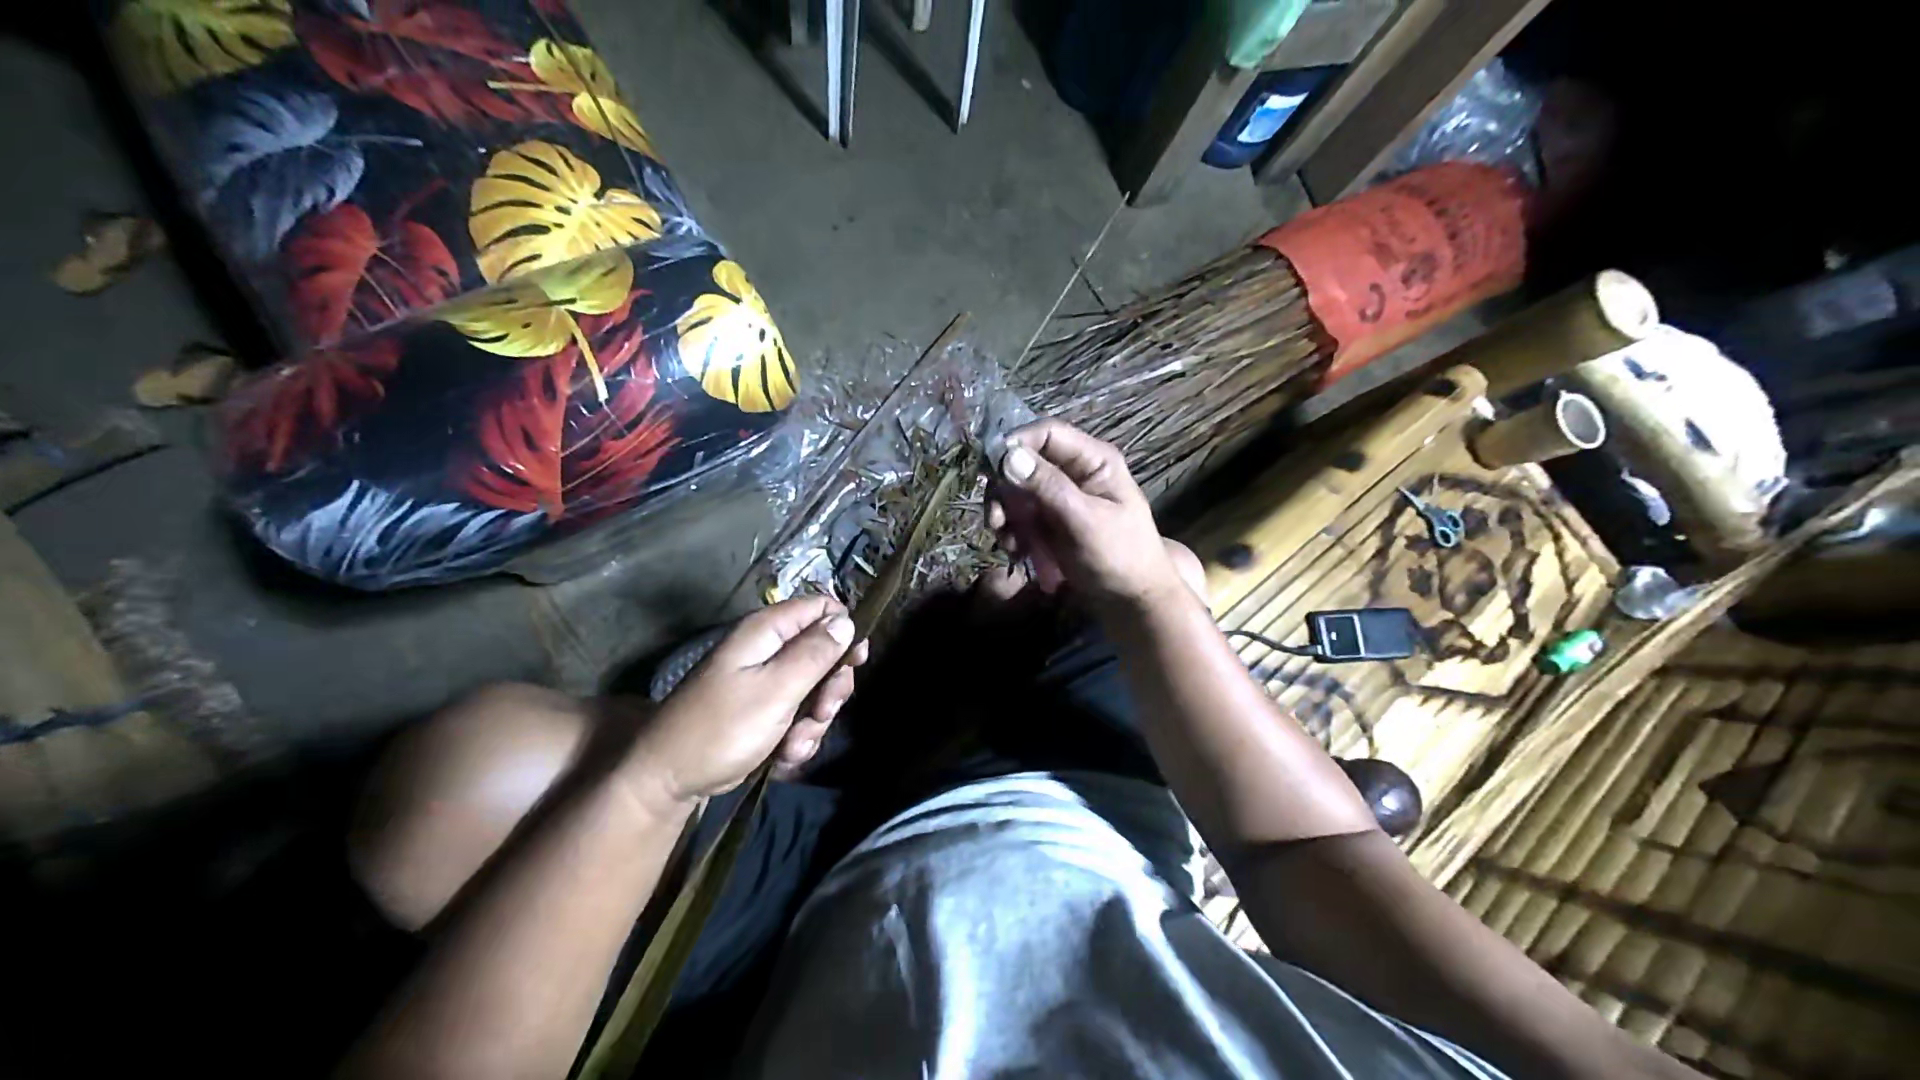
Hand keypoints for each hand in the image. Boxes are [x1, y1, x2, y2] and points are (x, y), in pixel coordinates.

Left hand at [626, 596, 868, 808]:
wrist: (670, 780)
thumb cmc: (722, 729)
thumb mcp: (776, 690)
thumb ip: (815, 653)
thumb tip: (846, 620)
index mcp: (766, 632)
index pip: (821, 608)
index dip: (843, 631)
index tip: (855, 661)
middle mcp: (768, 651)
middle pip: (824, 653)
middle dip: (830, 687)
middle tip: (822, 710)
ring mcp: (766, 684)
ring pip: (816, 691)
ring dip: (814, 721)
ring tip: (793, 742)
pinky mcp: (765, 713)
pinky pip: (799, 717)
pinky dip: (797, 738)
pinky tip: (783, 755)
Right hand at [986, 419, 1186, 610]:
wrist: (1132, 601)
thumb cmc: (1120, 557)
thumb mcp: (1085, 521)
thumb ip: (1049, 487)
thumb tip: (1009, 456)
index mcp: (1093, 461)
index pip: (1046, 433)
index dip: (1016, 445)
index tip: (991, 470)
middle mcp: (1073, 472)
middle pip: (1024, 463)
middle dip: (1005, 491)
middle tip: (996, 520)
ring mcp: (1059, 497)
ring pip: (1016, 492)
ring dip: (1006, 516)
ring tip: (1009, 543)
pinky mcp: (1049, 521)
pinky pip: (1018, 516)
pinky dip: (1012, 532)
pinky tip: (1017, 552)